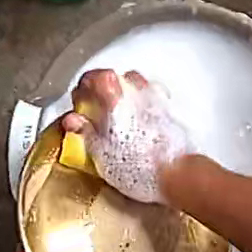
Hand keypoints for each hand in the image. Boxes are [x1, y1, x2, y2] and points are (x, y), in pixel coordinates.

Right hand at [57, 69, 195, 204]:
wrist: (178, 173)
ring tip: (121, 113)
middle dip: (109, 87)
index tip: (81, 97)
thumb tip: (72, 119)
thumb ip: (86, 133)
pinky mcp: (174, 114)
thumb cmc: (138, 167)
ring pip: (142, 86)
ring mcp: (160, 102)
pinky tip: (143, 122)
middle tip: (99, 105)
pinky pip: (157, 99)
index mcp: (117, 102)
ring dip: (129, 93)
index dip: (87, 84)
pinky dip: (146, 105)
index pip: (99, 77)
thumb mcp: (102, 154)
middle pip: (122, 78)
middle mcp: (140, 96)